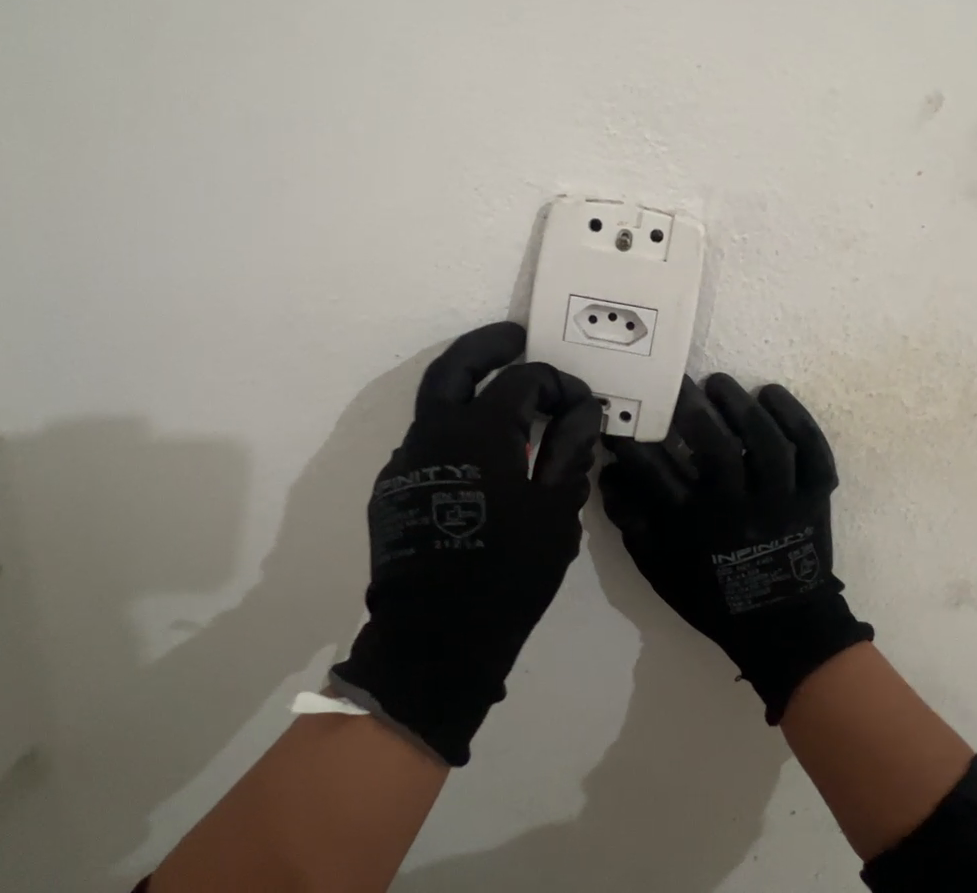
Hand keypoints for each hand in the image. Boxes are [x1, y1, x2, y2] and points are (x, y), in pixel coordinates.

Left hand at [329, 322, 600, 765]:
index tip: (580, 402)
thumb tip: (583, 406)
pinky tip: (482, 458)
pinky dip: (455, 432)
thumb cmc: (508, 573)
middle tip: (516, 338)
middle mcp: (433, 433)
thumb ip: (570, 448)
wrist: (436, 638)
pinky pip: (426, 443)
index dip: (556, 382)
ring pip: (435, 405)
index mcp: (479, 432)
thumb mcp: (555, 510)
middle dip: (488, 345)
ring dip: (469, 390)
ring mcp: (406, 460)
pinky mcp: (393, 488)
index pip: (522, 381)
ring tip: (507, 399)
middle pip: (455, 367)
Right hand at [601, 374, 872, 722]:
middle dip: (692, 410)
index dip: (633, 443)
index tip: (619, 419)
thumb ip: (633, 524)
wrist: (787, 630)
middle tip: (675, 383)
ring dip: (740, 406)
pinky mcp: (816, 496)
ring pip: (766, 443)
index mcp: (699, 530)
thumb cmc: (716, 599)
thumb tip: (609, 475)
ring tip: (718, 382)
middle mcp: (742, 509)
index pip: (657, 475)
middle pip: (718, 449)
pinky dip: (796, 417)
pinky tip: (772, 393)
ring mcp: (784, 500)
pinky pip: (812, 450)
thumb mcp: (662, 572)